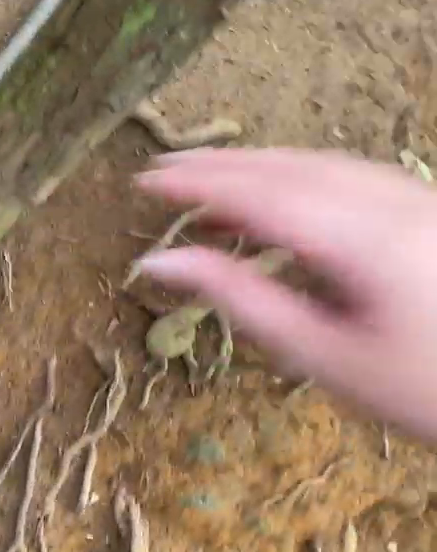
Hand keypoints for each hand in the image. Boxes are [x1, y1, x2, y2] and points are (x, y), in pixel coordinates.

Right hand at [134, 147, 436, 440]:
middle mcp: (402, 210)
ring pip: (334, 167)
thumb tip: (160, 261)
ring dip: (263, 166)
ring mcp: (429, 210)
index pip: (261, 196)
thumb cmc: (425, 387)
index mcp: (364, 242)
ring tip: (208, 178)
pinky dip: (305, 178)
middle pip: (299, 169)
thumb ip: (238, 297)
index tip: (142, 181)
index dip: (197, 183)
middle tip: (163, 166)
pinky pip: (361, 180)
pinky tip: (277, 199)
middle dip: (225, 164)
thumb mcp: (319, 351)